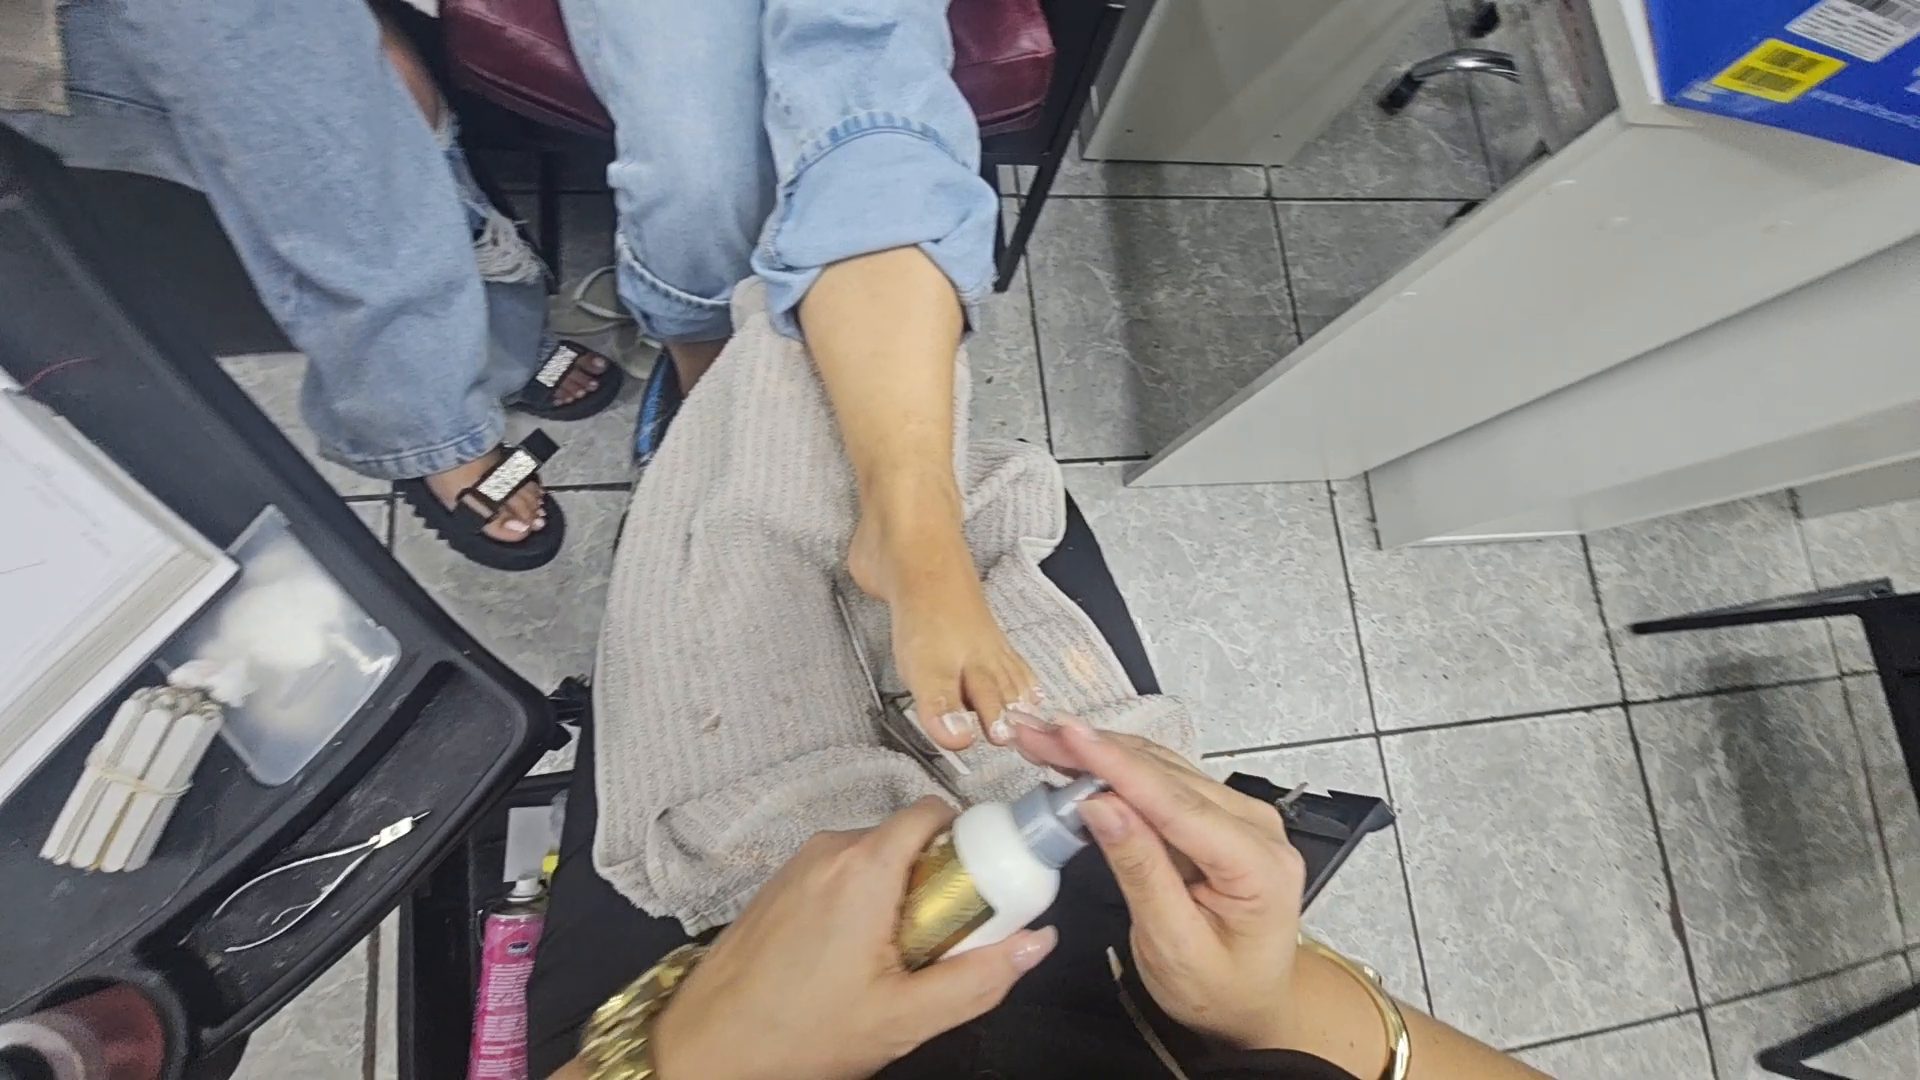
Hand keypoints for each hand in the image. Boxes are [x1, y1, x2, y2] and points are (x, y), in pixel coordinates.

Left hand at [651, 797, 1058, 1079]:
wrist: (705, 1049)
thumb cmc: (798, 1033)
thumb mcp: (903, 1018)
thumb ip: (979, 977)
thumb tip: (1035, 941)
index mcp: (866, 866)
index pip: (934, 811)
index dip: (966, 838)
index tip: (978, 883)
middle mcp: (833, 847)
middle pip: (908, 835)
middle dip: (936, 875)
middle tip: (940, 933)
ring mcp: (803, 860)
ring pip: (876, 853)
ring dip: (898, 888)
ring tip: (894, 954)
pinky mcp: (784, 878)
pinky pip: (843, 868)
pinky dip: (863, 894)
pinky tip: (852, 952)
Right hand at [1013, 718, 1305, 1048]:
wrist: (1248, 1005)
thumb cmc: (1216, 992)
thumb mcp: (1172, 946)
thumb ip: (1139, 870)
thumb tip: (1098, 804)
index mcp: (1258, 865)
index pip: (1176, 803)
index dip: (1117, 764)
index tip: (1069, 734)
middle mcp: (1253, 823)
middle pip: (1162, 774)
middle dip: (1092, 750)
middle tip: (1032, 733)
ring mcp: (1234, 811)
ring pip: (1156, 765)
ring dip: (1096, 750)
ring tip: (1042, 737)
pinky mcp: (1212, 809)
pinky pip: (1156, 777)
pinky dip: (1111, 764)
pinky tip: (1074, 754)